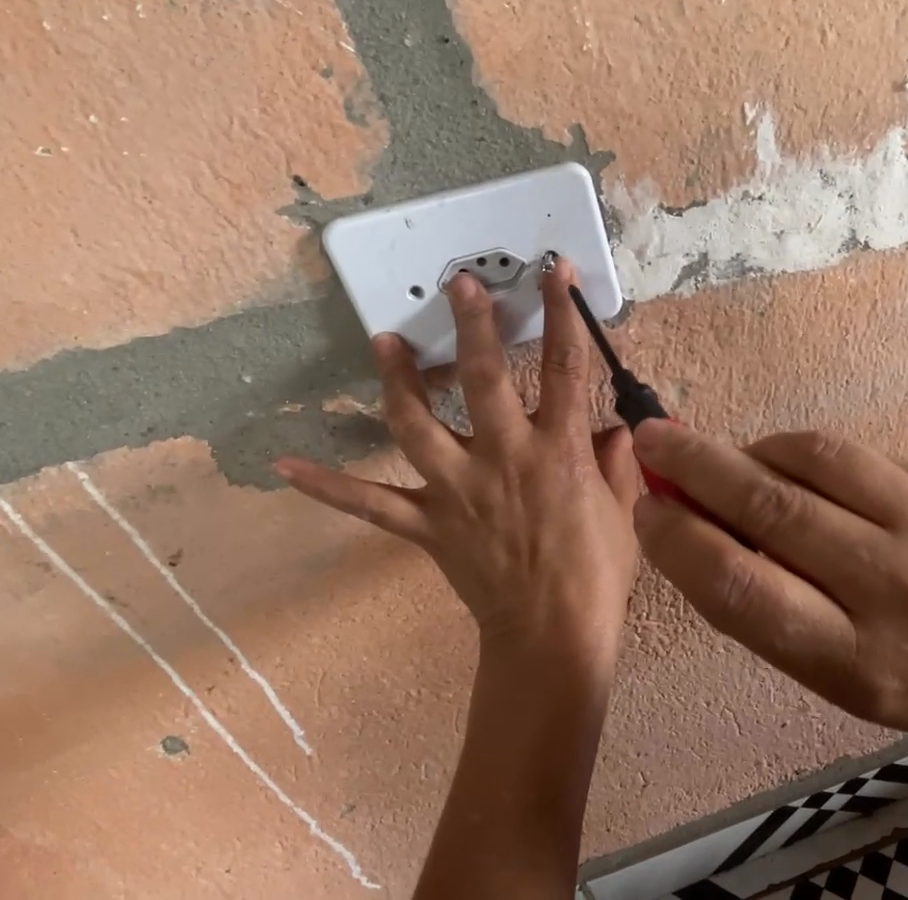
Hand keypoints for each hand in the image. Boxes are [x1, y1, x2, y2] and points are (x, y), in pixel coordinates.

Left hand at [275, 259, 642, 663]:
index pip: (565, 367)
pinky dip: (327, 485)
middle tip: (458, 285)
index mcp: (560, 451)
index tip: (556, 271)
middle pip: (483, 380)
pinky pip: (370, 503)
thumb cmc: (597, 573)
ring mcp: (459, 490)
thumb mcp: (623, 510)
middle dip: (472, 327)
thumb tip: (613, 429)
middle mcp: (506, 458)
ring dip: (397, 381)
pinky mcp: (427, 524)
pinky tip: (284, 466)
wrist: (553, 637)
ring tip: (384, 340)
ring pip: (416, 426)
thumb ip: (617, 461)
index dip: (563, 313)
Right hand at [631, 422, 907, 755]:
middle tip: (652, 440)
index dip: (682, 543)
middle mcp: (895, 588)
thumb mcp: (841, 681)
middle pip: (772, 510)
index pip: (747, 590)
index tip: (644, 509)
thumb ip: (771, 611)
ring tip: (720, 458)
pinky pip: (853, 453)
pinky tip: (784, 463)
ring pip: (813, 460)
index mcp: (859, 662)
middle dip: (698, 468)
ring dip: (750, 451)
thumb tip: (700, 531)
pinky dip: (800, 452)